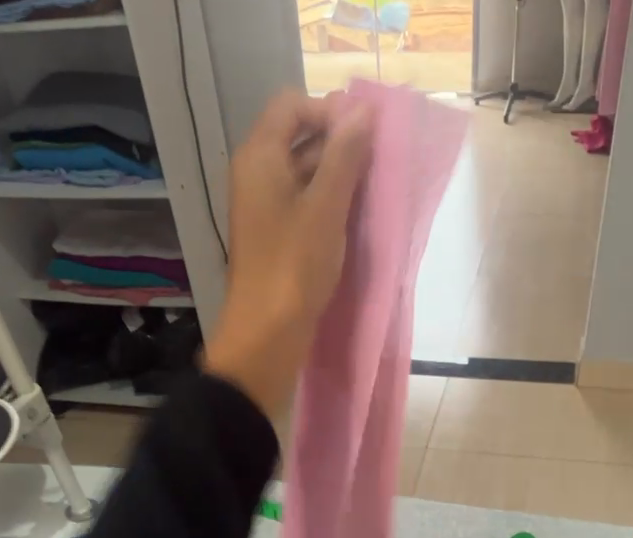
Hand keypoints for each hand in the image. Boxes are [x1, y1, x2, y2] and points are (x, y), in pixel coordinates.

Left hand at [206, 89, 372, 420]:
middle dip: (338, 147)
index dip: (329, 113)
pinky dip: (328, 207)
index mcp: (259, 158)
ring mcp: (264, 208)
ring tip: (370, 199)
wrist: (266, 336)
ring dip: (338, 180)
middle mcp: (256, 176)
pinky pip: (304, 206)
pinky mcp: (275, 238)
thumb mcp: (325, 207)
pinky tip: (353, 224)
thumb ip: (345, 156)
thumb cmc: (293, 268)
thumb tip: (364, 112)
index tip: (364, 141)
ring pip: (304, 174)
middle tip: (376, 171)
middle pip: (299, 138)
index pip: (292, 106)